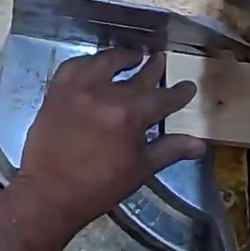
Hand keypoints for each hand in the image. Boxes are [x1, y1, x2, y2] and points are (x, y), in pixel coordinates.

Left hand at [7, 49, 208, 238]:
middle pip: (138, 74)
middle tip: (161, 60)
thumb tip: (200, 145)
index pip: (164, 98)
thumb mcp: (141, 169)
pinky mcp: (58, 91)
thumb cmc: (100, 186)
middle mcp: (107, 94)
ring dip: (122, 57)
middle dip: (154, 68)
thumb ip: (170, 149)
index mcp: (131, 115)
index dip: (179, 93)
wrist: (49, 194)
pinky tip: (95, 65)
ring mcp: (80, 89)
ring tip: (131, 56)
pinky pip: (74, 66)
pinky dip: (87, 62)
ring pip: (106, 61)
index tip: (188, 86)